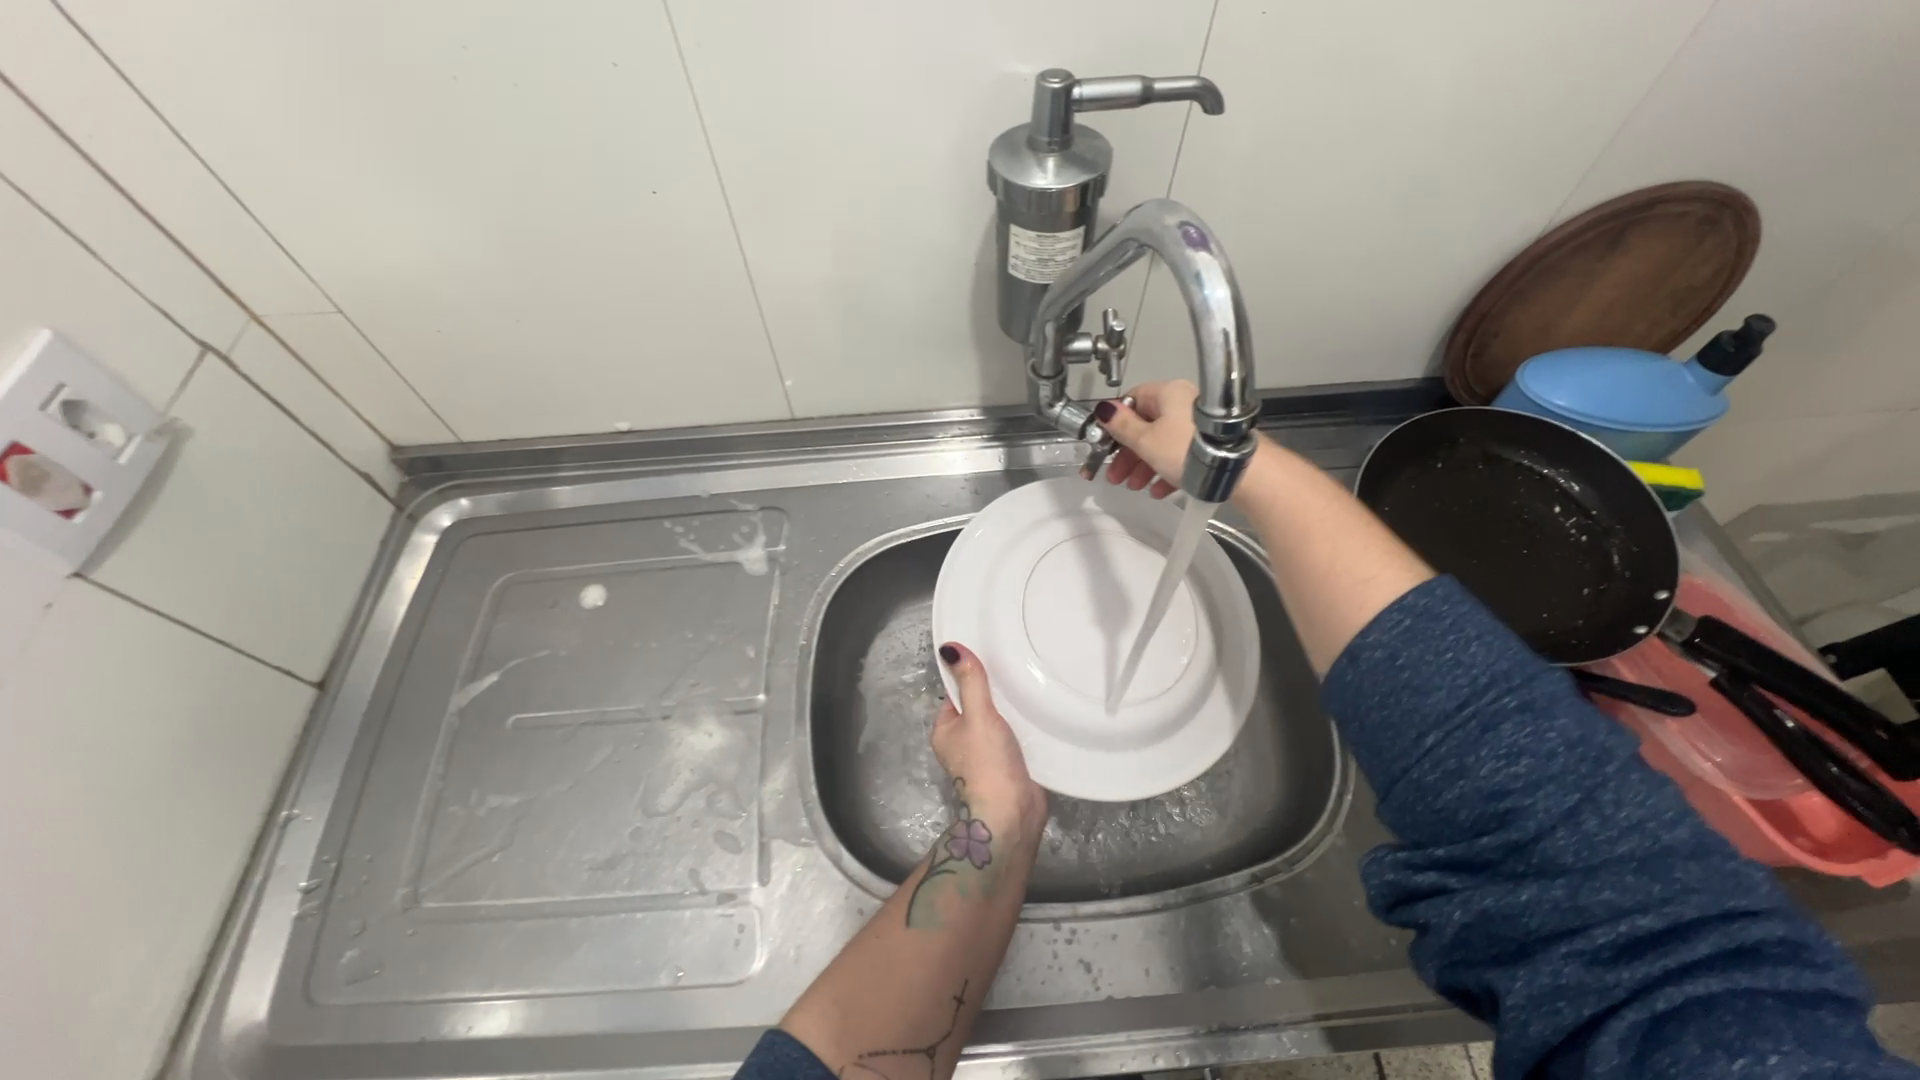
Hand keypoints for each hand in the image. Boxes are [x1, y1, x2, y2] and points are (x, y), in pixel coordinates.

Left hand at [934, 643, 1045, 830]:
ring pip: (1001, 723)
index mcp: (945, 731)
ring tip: (1034, 688)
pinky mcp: (1010, 766)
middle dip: (998, 695)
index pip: (956, 694)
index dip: (971, 677)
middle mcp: (963, 744)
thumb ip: (970, 682)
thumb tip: (949, 648)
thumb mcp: (977, 715)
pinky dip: (1027, 728)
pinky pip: (1017, 739)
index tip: (992, 660)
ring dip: (1015, 712)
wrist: (1011, 813)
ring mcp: (987, 757)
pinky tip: (1042, 714)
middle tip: (1019, 672)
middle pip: (980, 707)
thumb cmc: (986, 762)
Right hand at [1091, 380, 1199, 499]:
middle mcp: (1184, 404)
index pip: (1132, 400)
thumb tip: (1104, 408)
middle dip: (1127, 453)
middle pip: (1146, 426)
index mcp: (1168, 393)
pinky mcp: (1210, 447)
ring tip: (1135, 487)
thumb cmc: (1187, 450)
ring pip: (1161, 443)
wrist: (1238, 471)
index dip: (1115, 423)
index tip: (1104, 445)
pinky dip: (1165, 471)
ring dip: (1143, 466)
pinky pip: (1179, 456)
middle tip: (1115, 475)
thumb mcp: (1146, 440)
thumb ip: (1121, 426)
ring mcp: (1198, 426)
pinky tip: (1158, 491)